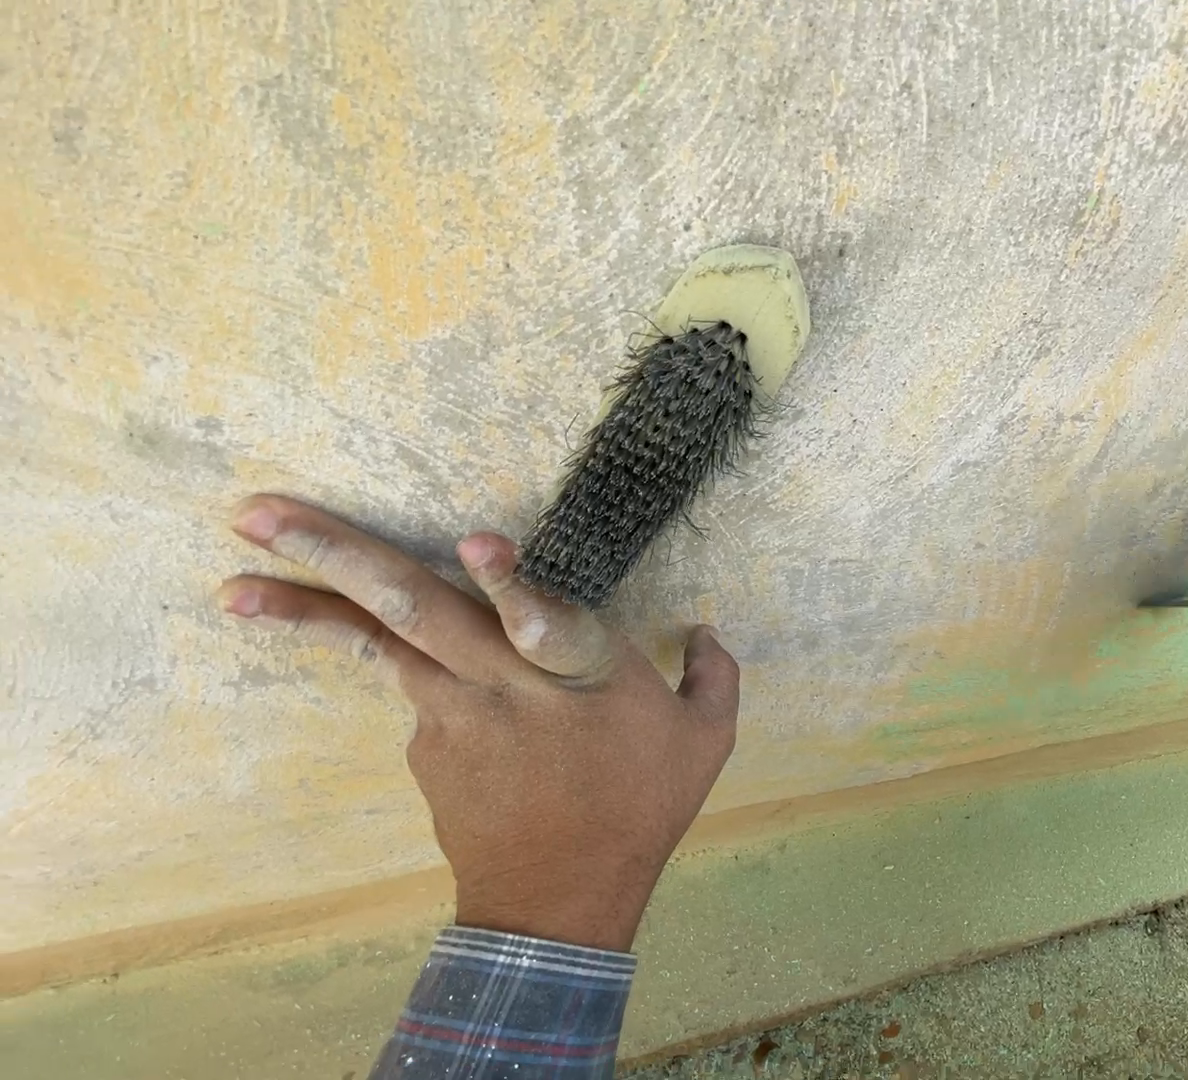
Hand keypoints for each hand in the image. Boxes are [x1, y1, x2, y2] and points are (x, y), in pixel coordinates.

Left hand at [215, 494, 737, 950]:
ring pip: (383, 646)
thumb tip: (707, 630)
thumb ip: (715, 675)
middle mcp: (502, 686)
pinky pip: (421, 688)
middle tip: (255, 514)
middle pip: (417, 615)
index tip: (473, 539)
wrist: (559, 900)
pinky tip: (446, 696)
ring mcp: (449, 716)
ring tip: (235, 585)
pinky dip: (422, 672)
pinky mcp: (425, 745)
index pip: (545, 619)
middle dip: (340, 558)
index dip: (511, 581)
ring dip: (305, 611)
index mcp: (583, 677)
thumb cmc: (641, 807)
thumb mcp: (707, 741)